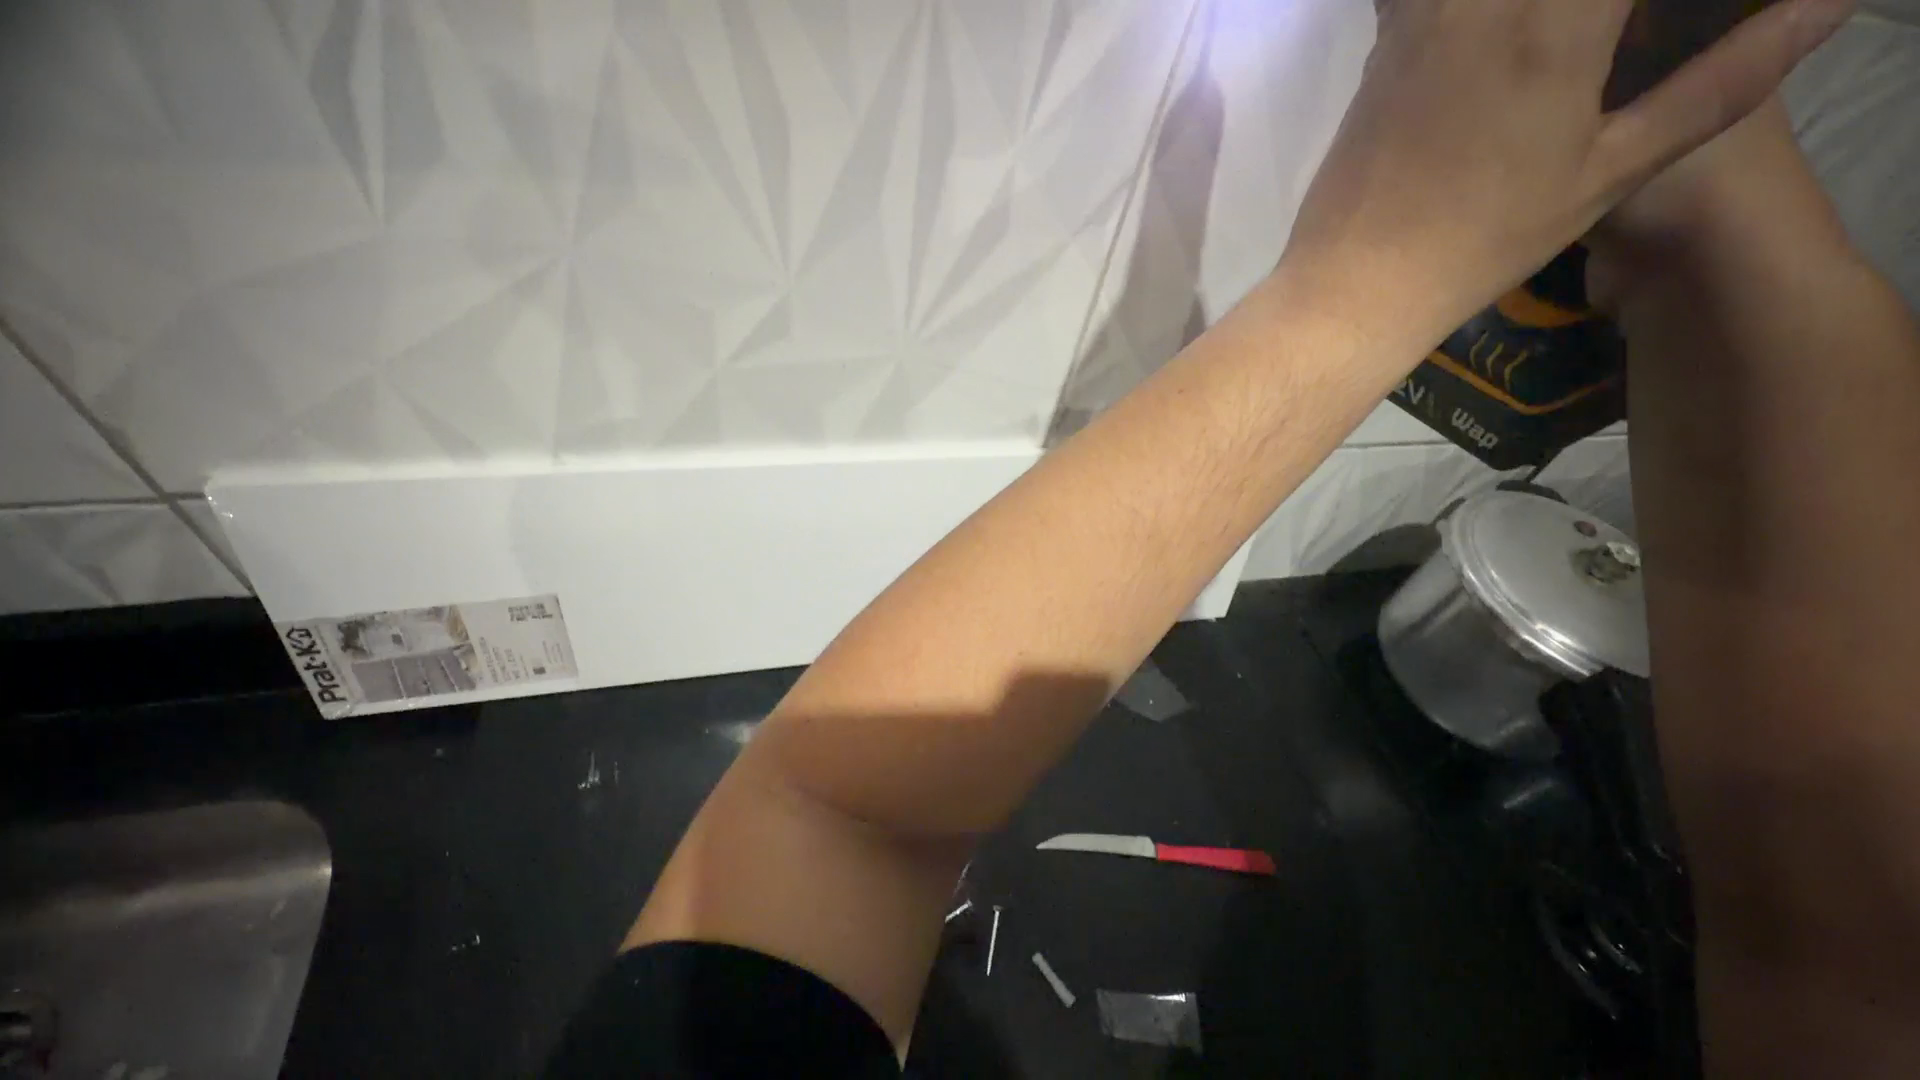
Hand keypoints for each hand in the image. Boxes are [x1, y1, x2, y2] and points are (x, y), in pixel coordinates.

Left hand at [1279, 0, 1853, 346]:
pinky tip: (1489, 30)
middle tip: (1605, 36)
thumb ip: (1720, 83)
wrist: (1356, 280)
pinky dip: (1464, 5)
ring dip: (1535, 7)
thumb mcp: (1611, 171)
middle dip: (1598, 7)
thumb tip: (1825, 8)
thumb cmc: (1483, 239)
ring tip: (1566, 42)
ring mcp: (1422, 14)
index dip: (1660, 3)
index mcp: (1559, 18)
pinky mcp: (1383, 42)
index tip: (1650, 30)